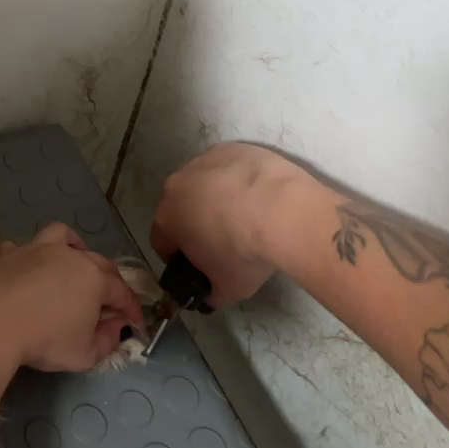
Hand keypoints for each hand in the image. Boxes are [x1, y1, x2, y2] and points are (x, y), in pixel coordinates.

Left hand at [0, 223, 144, 373]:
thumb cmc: (44, 340)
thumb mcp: (85, 353)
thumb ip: (107, 340)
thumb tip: (115, 325)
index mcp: (93, 278)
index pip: (122, 292)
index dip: (132, 309)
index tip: (136, 325)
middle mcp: (68, 256)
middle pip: (98, 261)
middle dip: (110, 280)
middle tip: (109, 300)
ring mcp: (35, 249)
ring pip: (62, 235)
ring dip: (74, 247)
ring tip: (74, 262)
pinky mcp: (8, 253)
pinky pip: (25, 247)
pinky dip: (32, 256)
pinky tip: (30, 269)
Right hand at [151, 143, 323, 307]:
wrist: (286, 213)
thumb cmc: (247, 253)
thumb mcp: (228, 288)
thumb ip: (211, 295)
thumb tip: (209, 298)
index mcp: (166, 218)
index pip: (162, 241)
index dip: (179, 256)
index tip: (201, 264)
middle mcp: (175, 186)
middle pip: (180, 207)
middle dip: (196, 222)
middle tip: (226, 240)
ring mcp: (201, 162)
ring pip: (202, 183)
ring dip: (216, 197)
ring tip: (248, 214)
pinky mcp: (229, 149)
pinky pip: (227, 166)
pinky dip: (237, 178)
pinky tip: (260, 193)